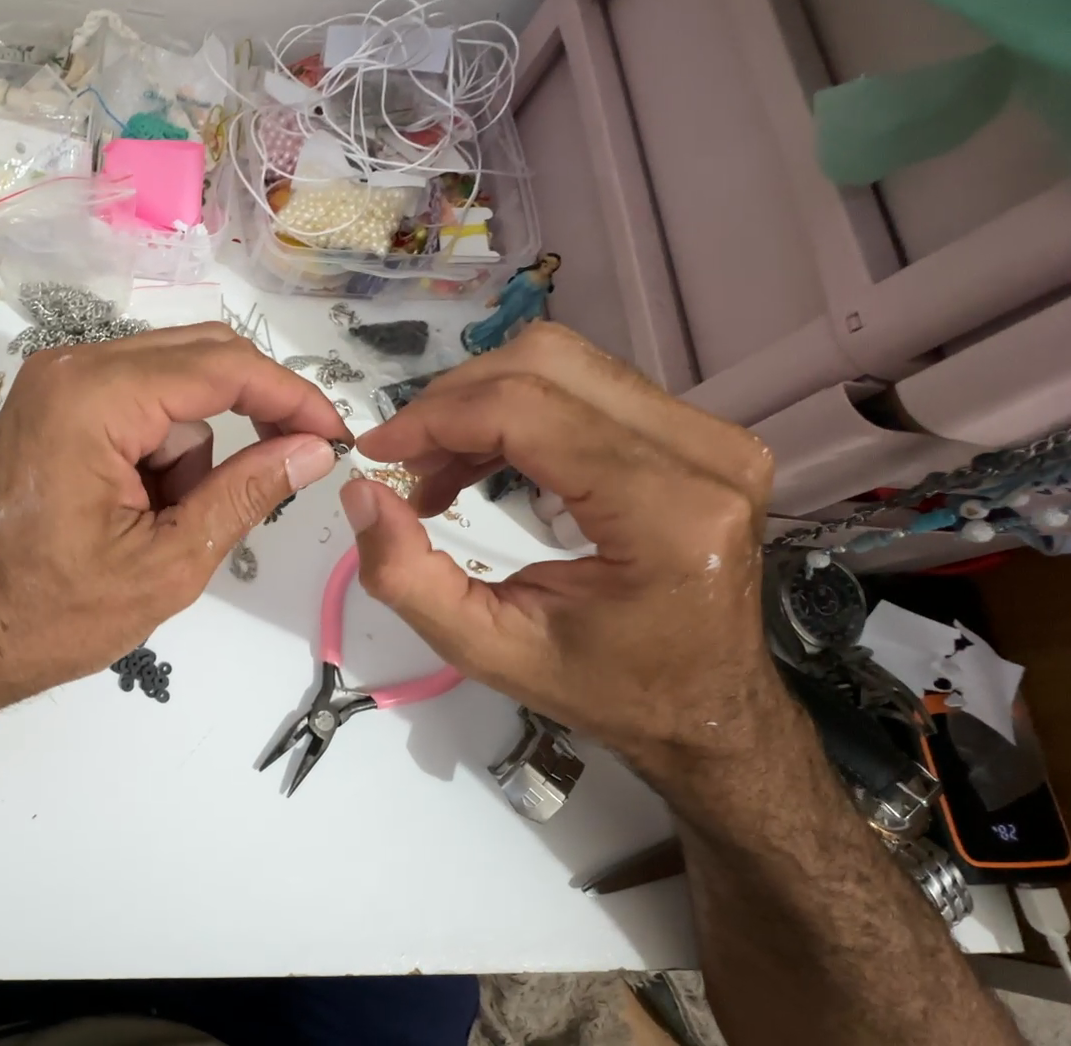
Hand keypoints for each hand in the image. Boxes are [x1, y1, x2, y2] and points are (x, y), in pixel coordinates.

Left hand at [0, 324, 350, 722]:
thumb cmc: (49, 616)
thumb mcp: (167, 564)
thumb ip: (246, 494)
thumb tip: (314, 448)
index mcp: (96, 398)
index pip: (223, 368)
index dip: (291, 397)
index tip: (336, 436)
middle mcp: (71, 367)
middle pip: (198, 359)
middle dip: (246, 417)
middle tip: (283, 473)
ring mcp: (54, 384)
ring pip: (170, 389)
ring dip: (191, 451)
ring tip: (161, 525)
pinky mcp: (50, 409)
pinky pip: (134, 407)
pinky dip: (157, 454)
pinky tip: (133, 511)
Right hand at [338, 322, 777, 772]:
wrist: (705, 706)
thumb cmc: (602, 688)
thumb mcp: (485, 649)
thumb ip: (407, 577)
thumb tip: (360, 490)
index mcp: (665, 514)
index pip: (528, 411)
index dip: (436, 418)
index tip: (376, 452)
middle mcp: (703, 455)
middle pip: (545, 364)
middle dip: (452, 403)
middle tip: (405, 461)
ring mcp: (710, 436)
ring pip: (562, 363)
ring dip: (478, 404)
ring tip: (437, 470)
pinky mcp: (697, 434)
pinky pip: (583, 385)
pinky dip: (512, 412)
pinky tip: (479, 463)